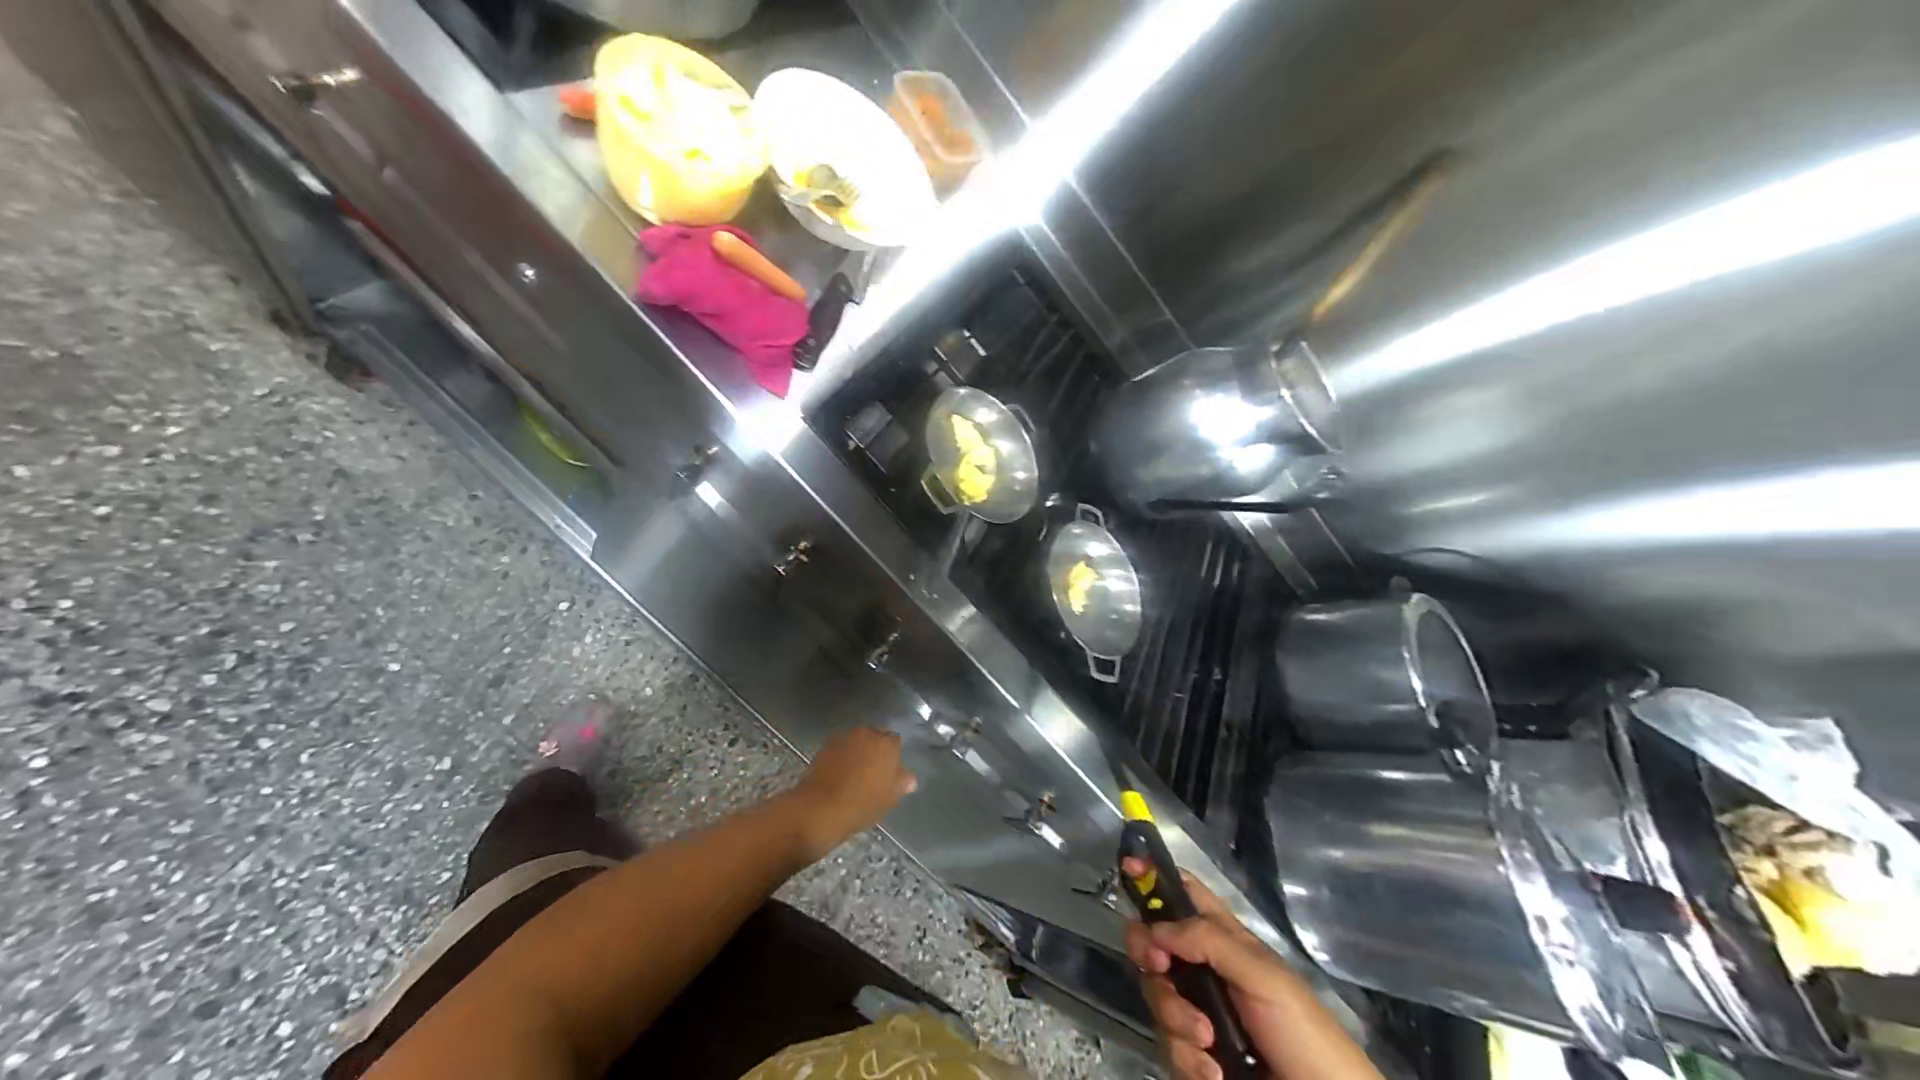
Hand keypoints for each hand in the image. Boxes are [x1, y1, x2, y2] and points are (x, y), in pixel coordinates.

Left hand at [785, 728, 916, 859]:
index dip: (893, 755)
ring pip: (856, 742)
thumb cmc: (862, 803)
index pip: (895, 741)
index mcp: (886, 744)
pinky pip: (839, 749)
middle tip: (874, 771)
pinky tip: (839, 775)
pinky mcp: (824, 747)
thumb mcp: (890, 797)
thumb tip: (909, 778)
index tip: (890, 771)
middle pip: (874, 737)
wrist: (821, 808)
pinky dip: (841, 757)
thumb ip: (902, 783)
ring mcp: (843, 738)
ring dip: (857, 752)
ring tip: (855, 774)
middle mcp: (866, 734)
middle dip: (875, 749)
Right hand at [1123, 860, 1382, 1079]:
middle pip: (1150, 943)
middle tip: (1160, 968)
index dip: (1155, 877)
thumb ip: (1207, 941)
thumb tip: (1155, 928)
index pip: (1183, 894)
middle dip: (1148, 956)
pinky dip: (1188, 1061)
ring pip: (1155, 997)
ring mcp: (1195, 1012)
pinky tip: (1214, 1072)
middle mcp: (1201, 969)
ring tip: (1210, 1044)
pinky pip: (1167, 1046)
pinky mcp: (1193, 1055)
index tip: (1129, 868)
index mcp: (1221, 939)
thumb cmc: (1301, 1028)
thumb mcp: (1261, 974)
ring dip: (1177, 1020)